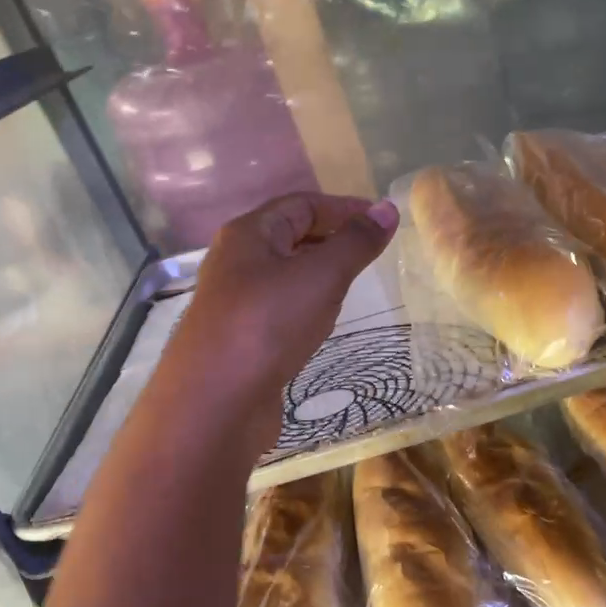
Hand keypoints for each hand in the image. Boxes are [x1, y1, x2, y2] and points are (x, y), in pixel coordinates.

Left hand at [163, 192, 397, 455]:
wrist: (217, 401)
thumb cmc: (268, 324)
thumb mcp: (321, 276)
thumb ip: (356, 243)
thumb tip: (388, 210)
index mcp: (249, 234)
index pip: (301, 205)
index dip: (344, 208)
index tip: (383, 223)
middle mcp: (236, 262)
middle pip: (289, 237)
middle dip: (332, 238)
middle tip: (373, 254)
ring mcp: (236, 303)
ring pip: (284, 275)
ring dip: (319, 274)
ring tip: (354, 286)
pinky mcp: (242, 339)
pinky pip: (280, 309)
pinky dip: (307, 306)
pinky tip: (322, 324)